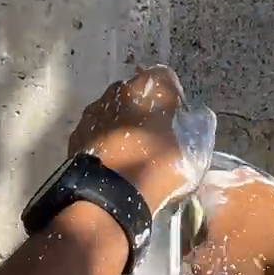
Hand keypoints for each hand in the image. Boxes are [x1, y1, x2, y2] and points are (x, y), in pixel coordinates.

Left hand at [67, 65, 215, 212]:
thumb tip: (197, 116)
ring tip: (130, 152)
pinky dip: (103, 141)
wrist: (108, 197)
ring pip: (112, 111)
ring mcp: (93, 112)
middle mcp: (117, 91)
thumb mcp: (191, 149)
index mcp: (147, 87)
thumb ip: (197, 125)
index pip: (164, 77)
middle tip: (153, 134)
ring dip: (121, 124)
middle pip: (135, 93)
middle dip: (144, 108)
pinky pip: (95, 132)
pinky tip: (110, 162)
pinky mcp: (76, 135)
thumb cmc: (155, 166)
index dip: (172, 95)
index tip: (177, 115)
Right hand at [185, 166, 273, 274]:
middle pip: (219, 231)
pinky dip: (261, 262)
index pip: (188, 219)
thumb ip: (190, 273)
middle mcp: (236, 180)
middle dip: (220, 271)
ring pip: (244, 237)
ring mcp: (265, 190)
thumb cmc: (252, 251)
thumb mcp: (210, 269)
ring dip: (241, 273)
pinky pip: (265, 235)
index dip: (189, 252)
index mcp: (212, 185)